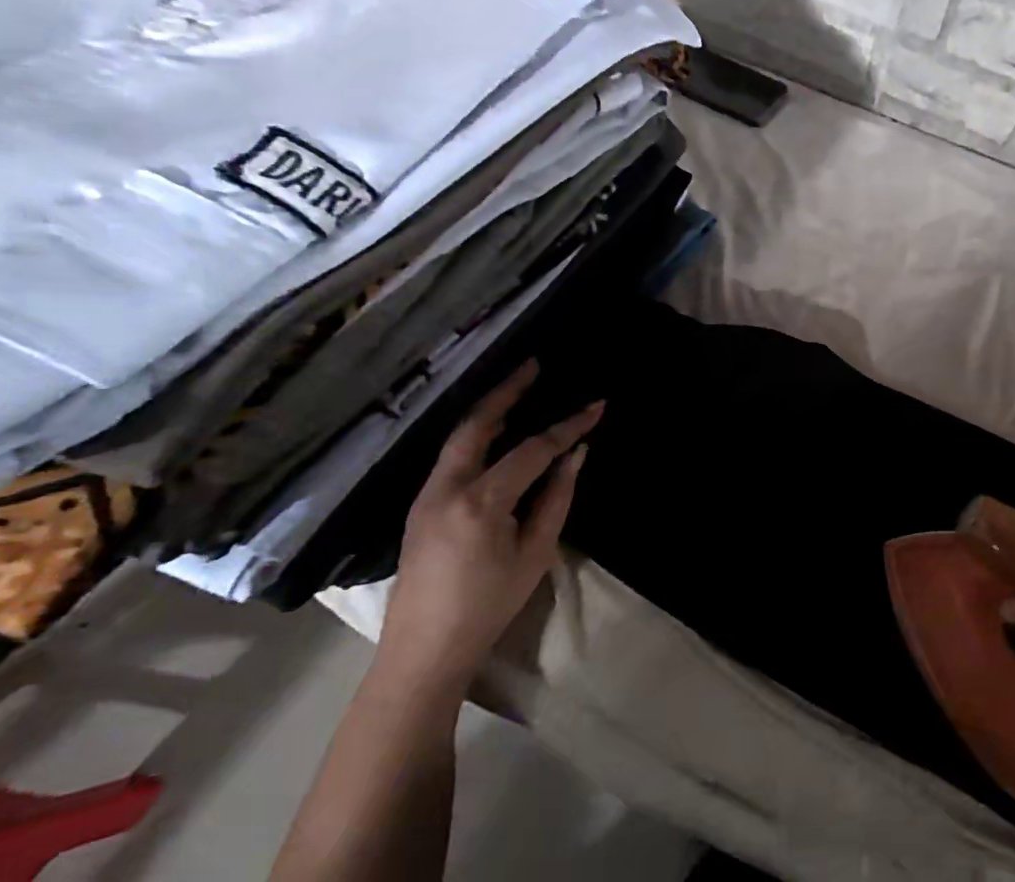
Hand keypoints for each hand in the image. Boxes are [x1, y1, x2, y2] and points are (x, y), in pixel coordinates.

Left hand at [382, 359, 601, 685]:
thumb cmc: (490, 605)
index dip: (566, 427)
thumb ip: (556, 499)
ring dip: (489, 410)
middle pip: (478, 425)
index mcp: (481, 502)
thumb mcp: (535, 554)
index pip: (531, 450)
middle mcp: (446, 487)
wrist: (425, 649)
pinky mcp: (419, 505)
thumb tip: (575, 456)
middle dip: (507, 391)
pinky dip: (476, 435)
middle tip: (534, 365)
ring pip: (458, 437)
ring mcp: (426, 494)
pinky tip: (494, 431)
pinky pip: (451, 456)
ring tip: (517, 388)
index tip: (595, 406)